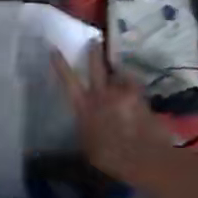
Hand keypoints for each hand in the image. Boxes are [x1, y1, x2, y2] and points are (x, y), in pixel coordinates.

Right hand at [52, 43, 173, 180]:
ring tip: (120, 79)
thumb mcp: (88, 147)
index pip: (68, 82)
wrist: (142, 156)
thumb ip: (86, 127)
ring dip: (118, 76)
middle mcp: (101, 95)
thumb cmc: (111, 158)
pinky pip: (132, 84)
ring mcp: (121, 92)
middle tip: (95, 39)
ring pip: (118, 75)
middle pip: (96, 67)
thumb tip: (85, 121)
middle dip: (94, 52)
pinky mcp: (139, 94)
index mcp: (84, 109)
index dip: (61, 65)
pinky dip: (131, 86)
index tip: (55, 49)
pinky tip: (134, 93)